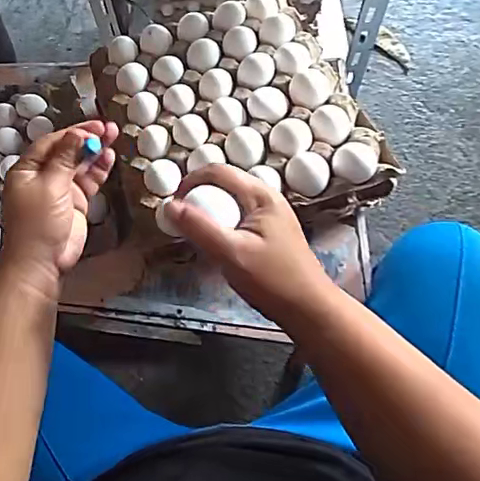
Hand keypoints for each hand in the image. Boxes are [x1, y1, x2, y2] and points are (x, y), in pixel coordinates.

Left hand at [0, 120, 118, 288]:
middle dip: (88, 139)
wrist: (41, 262)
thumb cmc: (36, 226)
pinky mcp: (75, 201)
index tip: (95, 127)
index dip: (74, 133)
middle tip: (109, 129)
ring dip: (96, 152)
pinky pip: (89, 180)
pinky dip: (99, 169)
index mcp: (27, 169)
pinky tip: (109, 158)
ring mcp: (60, 189)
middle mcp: (43, 176)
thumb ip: (65, 159)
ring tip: (114, 138)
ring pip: (80, 164)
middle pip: (68, 150)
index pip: (52, 142)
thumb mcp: (50, 186)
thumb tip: (76, 135)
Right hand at [163, 164, 342, 321]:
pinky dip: (222, 225)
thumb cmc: (274, 281)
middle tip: (182, 222)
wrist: (309, 309)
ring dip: (210, 213)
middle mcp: (267, 199)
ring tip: (196, 236)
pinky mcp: (270, 232)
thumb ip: (199, 228)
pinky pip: (238, 217)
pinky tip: (218, 247)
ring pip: (230, 202)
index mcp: (261, 195)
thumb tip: (170, 206)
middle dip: (199, 198)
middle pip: (224, 184)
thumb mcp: (230, 253)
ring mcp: (270, 215)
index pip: (217, 171)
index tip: (173, 205)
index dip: (190, 182)